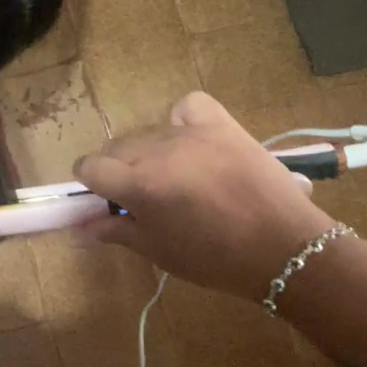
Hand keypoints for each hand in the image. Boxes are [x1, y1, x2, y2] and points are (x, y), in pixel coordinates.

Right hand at [71, 92, 336, 298]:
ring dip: (149, 152)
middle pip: (116, 148)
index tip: (106, 199)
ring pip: (148, 133)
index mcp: (137, 184)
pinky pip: (189, 108)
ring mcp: (191, 135)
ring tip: (175, 176)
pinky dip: (181, 119)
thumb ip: (115, 231)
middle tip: (144, 197)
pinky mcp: (223, 126)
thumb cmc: (215, 259)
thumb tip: (80, 229)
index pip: (89, 166)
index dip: (90, 182)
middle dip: (119, 170)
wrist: (287, 250)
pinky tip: (189, 140)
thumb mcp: (158, 250)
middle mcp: (157, 152)